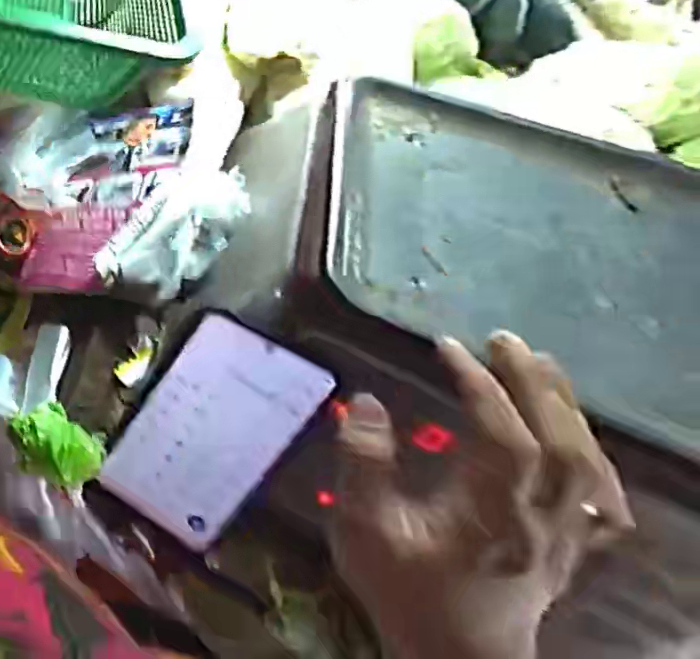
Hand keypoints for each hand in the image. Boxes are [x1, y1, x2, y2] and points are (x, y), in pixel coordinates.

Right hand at [332, 333, 633, 658]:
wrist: (453, 650)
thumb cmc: (400, 582)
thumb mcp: (364, 523)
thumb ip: (364, 462)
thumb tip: (368, 401)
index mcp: (494, 513)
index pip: (504, 438)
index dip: (481, 386)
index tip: (446, 345)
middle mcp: (542, 521)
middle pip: (560, 445)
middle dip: (535, 387)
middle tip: (505, 340)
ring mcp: (564, 536)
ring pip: (589, 468)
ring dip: (566, 412)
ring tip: (541, 368)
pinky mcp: (568, 547)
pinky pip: (603, 500)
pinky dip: (595, 460)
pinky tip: (578, 440)